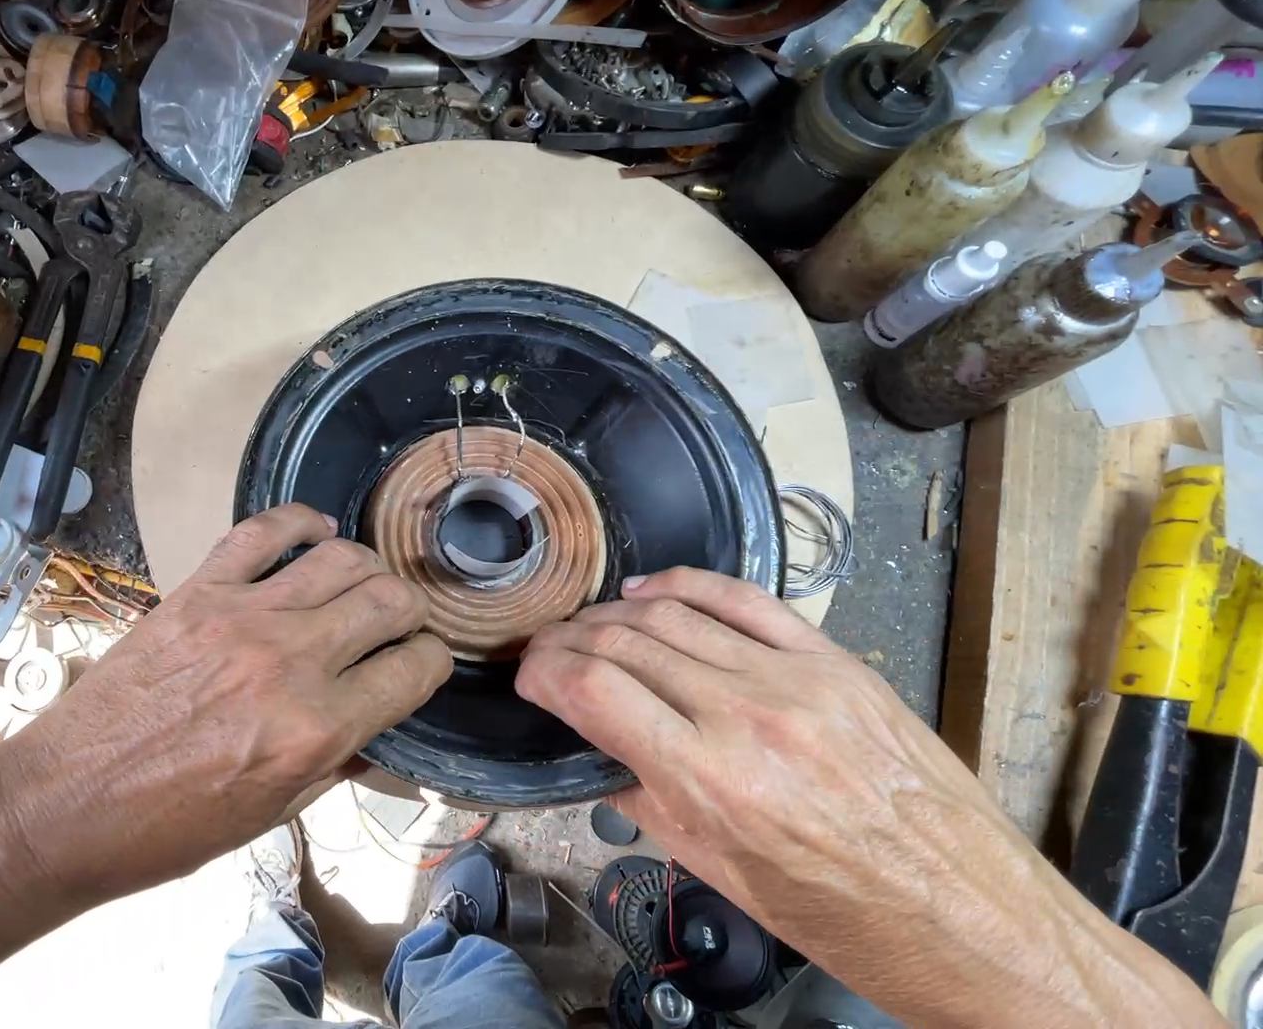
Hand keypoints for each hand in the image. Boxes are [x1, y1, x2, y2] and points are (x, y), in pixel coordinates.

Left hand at [0, 504, 451, 901]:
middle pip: (388, 601)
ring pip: (339, 558)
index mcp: (317, 730)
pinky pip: (261, 532)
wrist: (69, 801)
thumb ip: (335, 763)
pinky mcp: (199, 590)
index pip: (414, 670)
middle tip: (398, 622)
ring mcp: (243, 615)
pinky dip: (299, 520)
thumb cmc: (171, 828)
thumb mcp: (272, 816)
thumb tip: (374, 729)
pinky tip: (316, 529)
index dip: (432, 663)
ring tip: (361, 582)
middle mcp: (292, 661)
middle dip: (410, 610)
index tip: (423, 662)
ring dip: (367, 567)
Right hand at [515, 567, 1221, 1028]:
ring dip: (612, 614)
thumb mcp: (721, 875)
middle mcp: (749, 717)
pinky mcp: (836, 662)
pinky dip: (683, 585)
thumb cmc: (846, 919)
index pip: (594, 691)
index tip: (528, 676)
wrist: (983, 925)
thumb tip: (596, 752)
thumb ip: (645, 800)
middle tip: (546, 652)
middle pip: (623, 643)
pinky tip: (648, 591)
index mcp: (714, 782)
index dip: (543, 672)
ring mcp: (797, 679)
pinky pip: (743, 599)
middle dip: (567, 641)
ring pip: (672, 614)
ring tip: (587, 628)